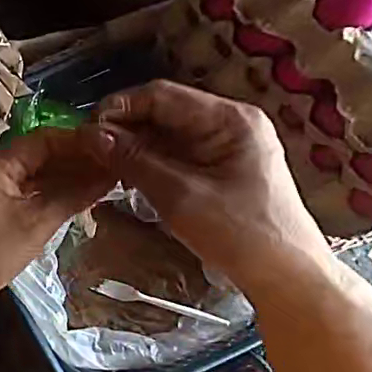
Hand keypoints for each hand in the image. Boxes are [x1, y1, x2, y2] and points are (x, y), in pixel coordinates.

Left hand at [0, 128, 116, 307]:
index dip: (81, 141)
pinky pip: (28, 189)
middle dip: (77, 159)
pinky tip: (81, 195)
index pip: (45, 139)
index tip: (114, 147)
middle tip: (117, 164)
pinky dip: (52, 191)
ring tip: (108, 178)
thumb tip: (110, 173)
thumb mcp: (36, 223)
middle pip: (41, 153)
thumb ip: (73, 195)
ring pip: (37, 172)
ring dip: (68, 175)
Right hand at [80, 81, 331, 293]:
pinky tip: (123, 174)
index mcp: (229, 119)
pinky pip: (172, 153)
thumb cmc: (239, 233)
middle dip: (122, 128)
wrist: (286, 276)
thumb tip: (89, 136)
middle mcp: (227, 123)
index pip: (161, 95)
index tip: (85, 130)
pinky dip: (146, 161)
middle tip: (87, 150)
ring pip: (164, 133)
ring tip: (99, 163)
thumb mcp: (179, 196)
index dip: (118, 108)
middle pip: (162, 112)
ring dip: (131, 146)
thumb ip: (133, 161)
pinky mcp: (216, 166)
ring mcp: (223, 145)